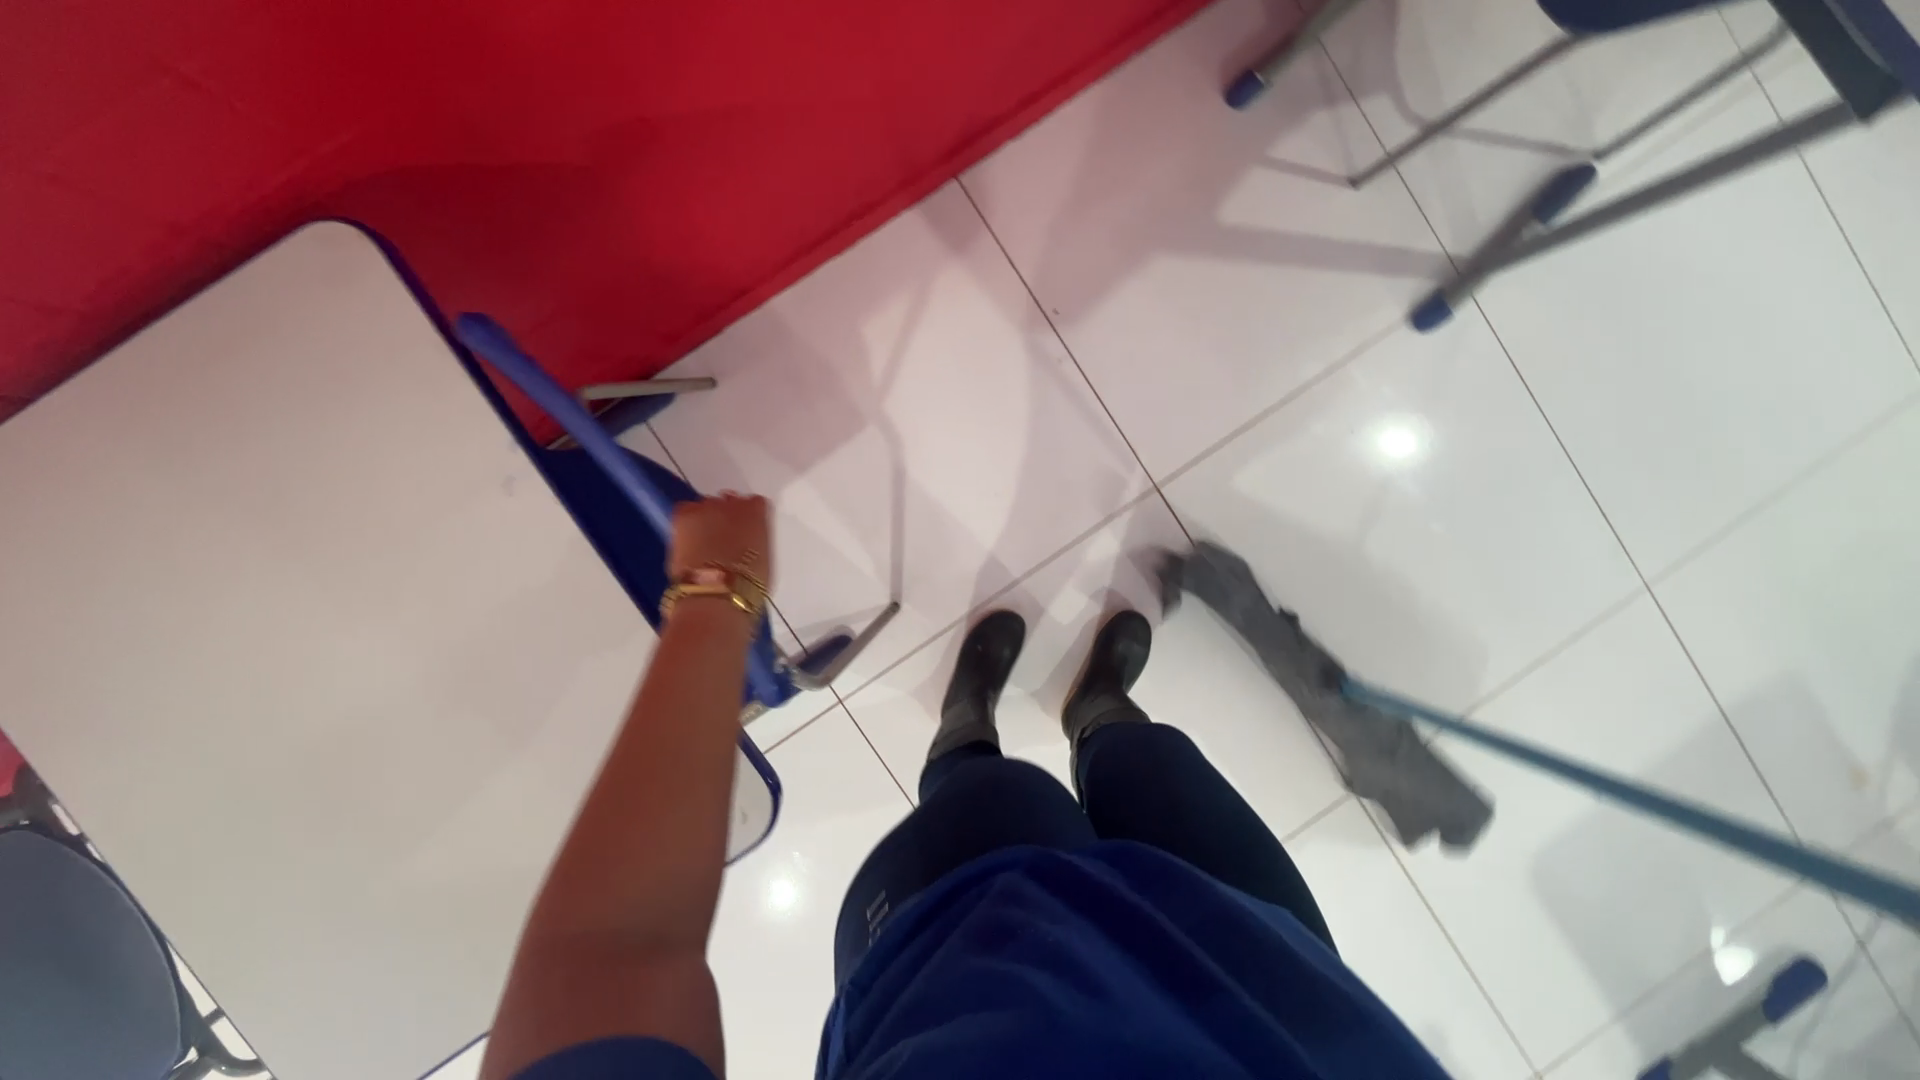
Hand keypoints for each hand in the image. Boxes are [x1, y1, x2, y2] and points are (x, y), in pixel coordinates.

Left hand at [668, 493, 772, 590]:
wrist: (716, 591)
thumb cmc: (749, 583)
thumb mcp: (765, 557)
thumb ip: (756, 539)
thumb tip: (747, 540)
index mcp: (758, 511)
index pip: (755, 503)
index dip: (750, 518)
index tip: (748, 533)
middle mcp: (732, 502)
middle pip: (729, 502)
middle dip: (727, 517)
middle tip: (725, 538)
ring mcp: (707, 507)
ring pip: (707, 506)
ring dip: (707, 519)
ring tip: (705, 541)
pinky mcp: (683, 516)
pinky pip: (686, 510)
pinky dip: (688, 521)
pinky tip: (689, 537)